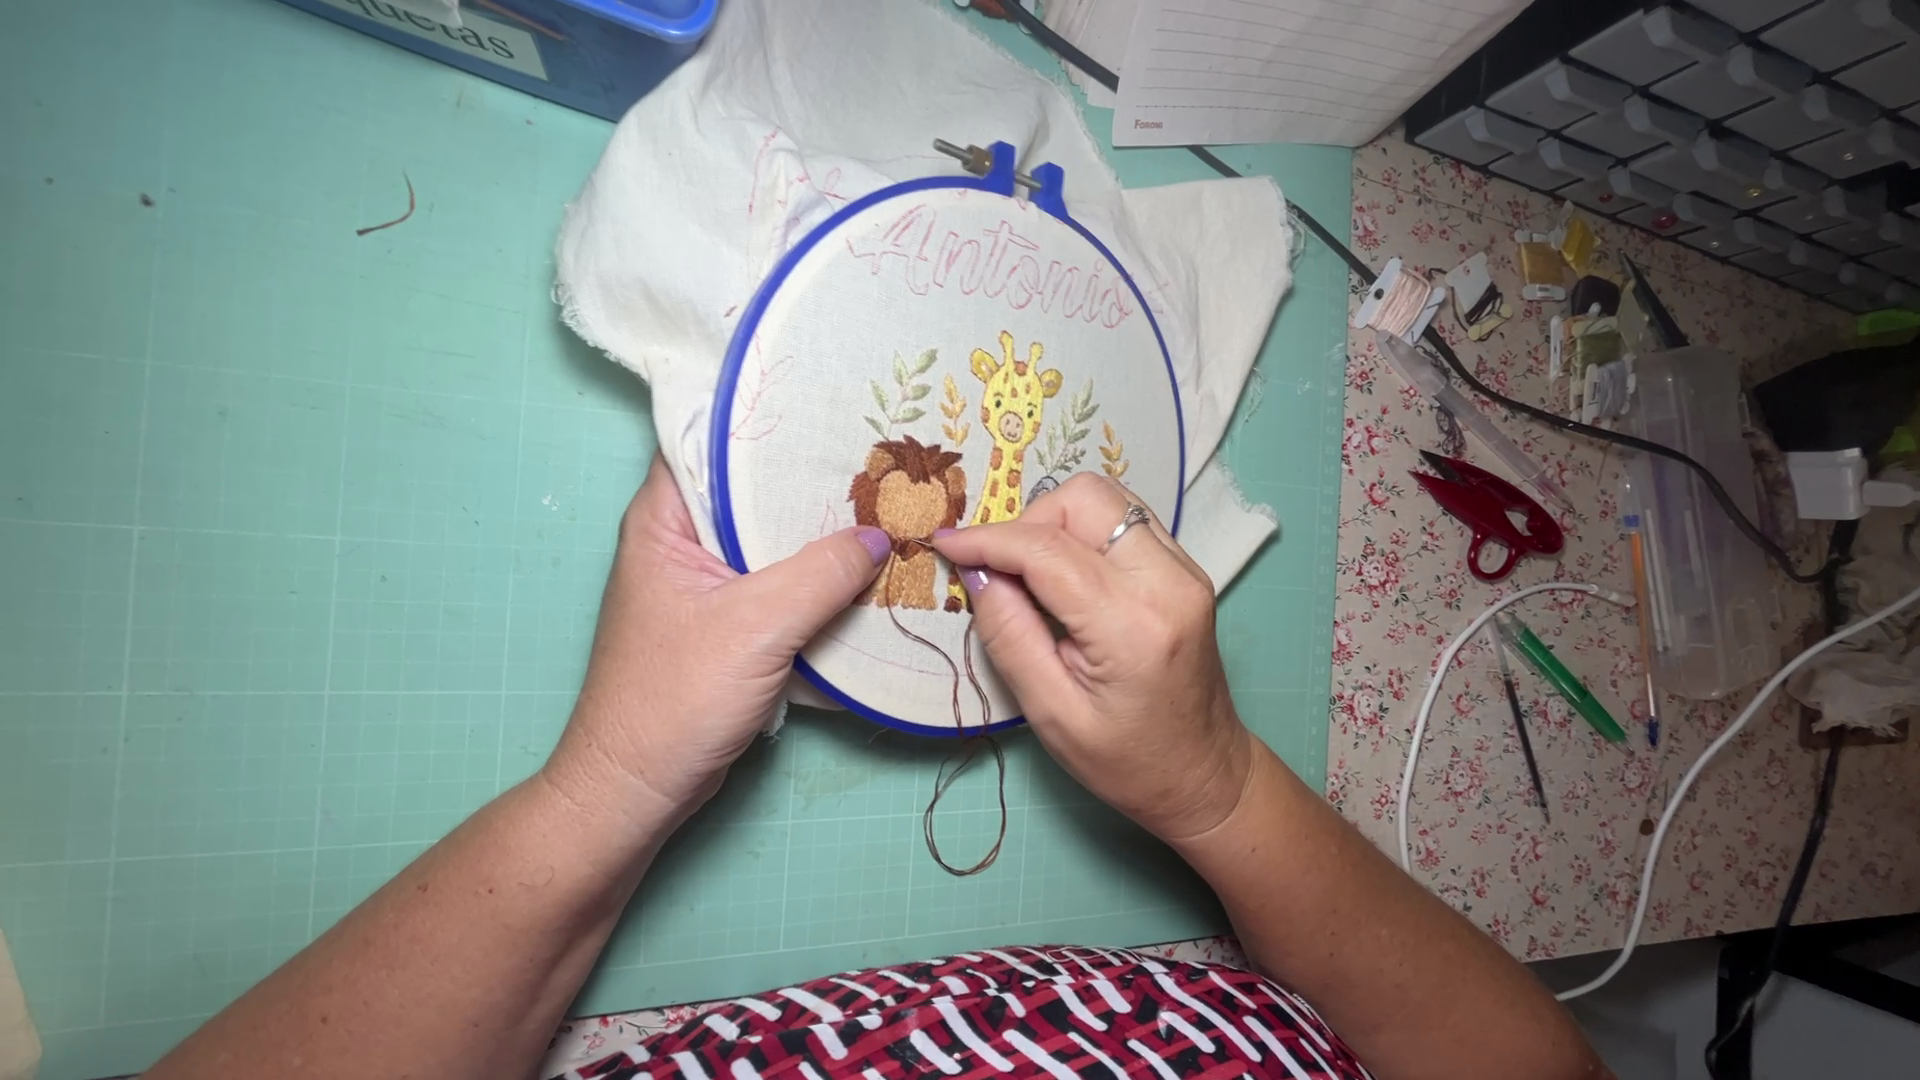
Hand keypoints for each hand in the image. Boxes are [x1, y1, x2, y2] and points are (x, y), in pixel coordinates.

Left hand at [544, 456, 888, 821]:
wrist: (640, 788)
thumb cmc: (676, 698)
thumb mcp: (756, 626)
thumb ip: (821, 573)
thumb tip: (881, 537)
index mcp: (663, 521)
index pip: (712, 443)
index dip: (769, 424)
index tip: (831, 410)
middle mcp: (682, 541)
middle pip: (752, 492)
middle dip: (811, 479)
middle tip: (876, 458)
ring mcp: (706, 582)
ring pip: (771, 539)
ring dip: (819, 532)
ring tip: (881, 504)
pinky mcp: (729, 619)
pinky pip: (779, 580)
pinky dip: (816, 575)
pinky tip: (862, 567)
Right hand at [930, 474, 1253, 841]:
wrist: (1204, 774)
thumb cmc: (1126, 760)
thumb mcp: (1051, 713)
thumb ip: (1009, 635)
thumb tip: (978, 572)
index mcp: (1132, 624)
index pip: (1047, 549)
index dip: (988, 540)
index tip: (946, 544)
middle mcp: (1168, 580)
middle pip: (1085, 498)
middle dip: (1029, 523)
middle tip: (1004, 572)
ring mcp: (1185, 569)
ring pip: (1107, 497)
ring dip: (1057, 522)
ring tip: (1033, 573)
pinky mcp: (1186, 568)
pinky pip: (1125, 518)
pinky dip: (1084, 530)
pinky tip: (1068, 574)